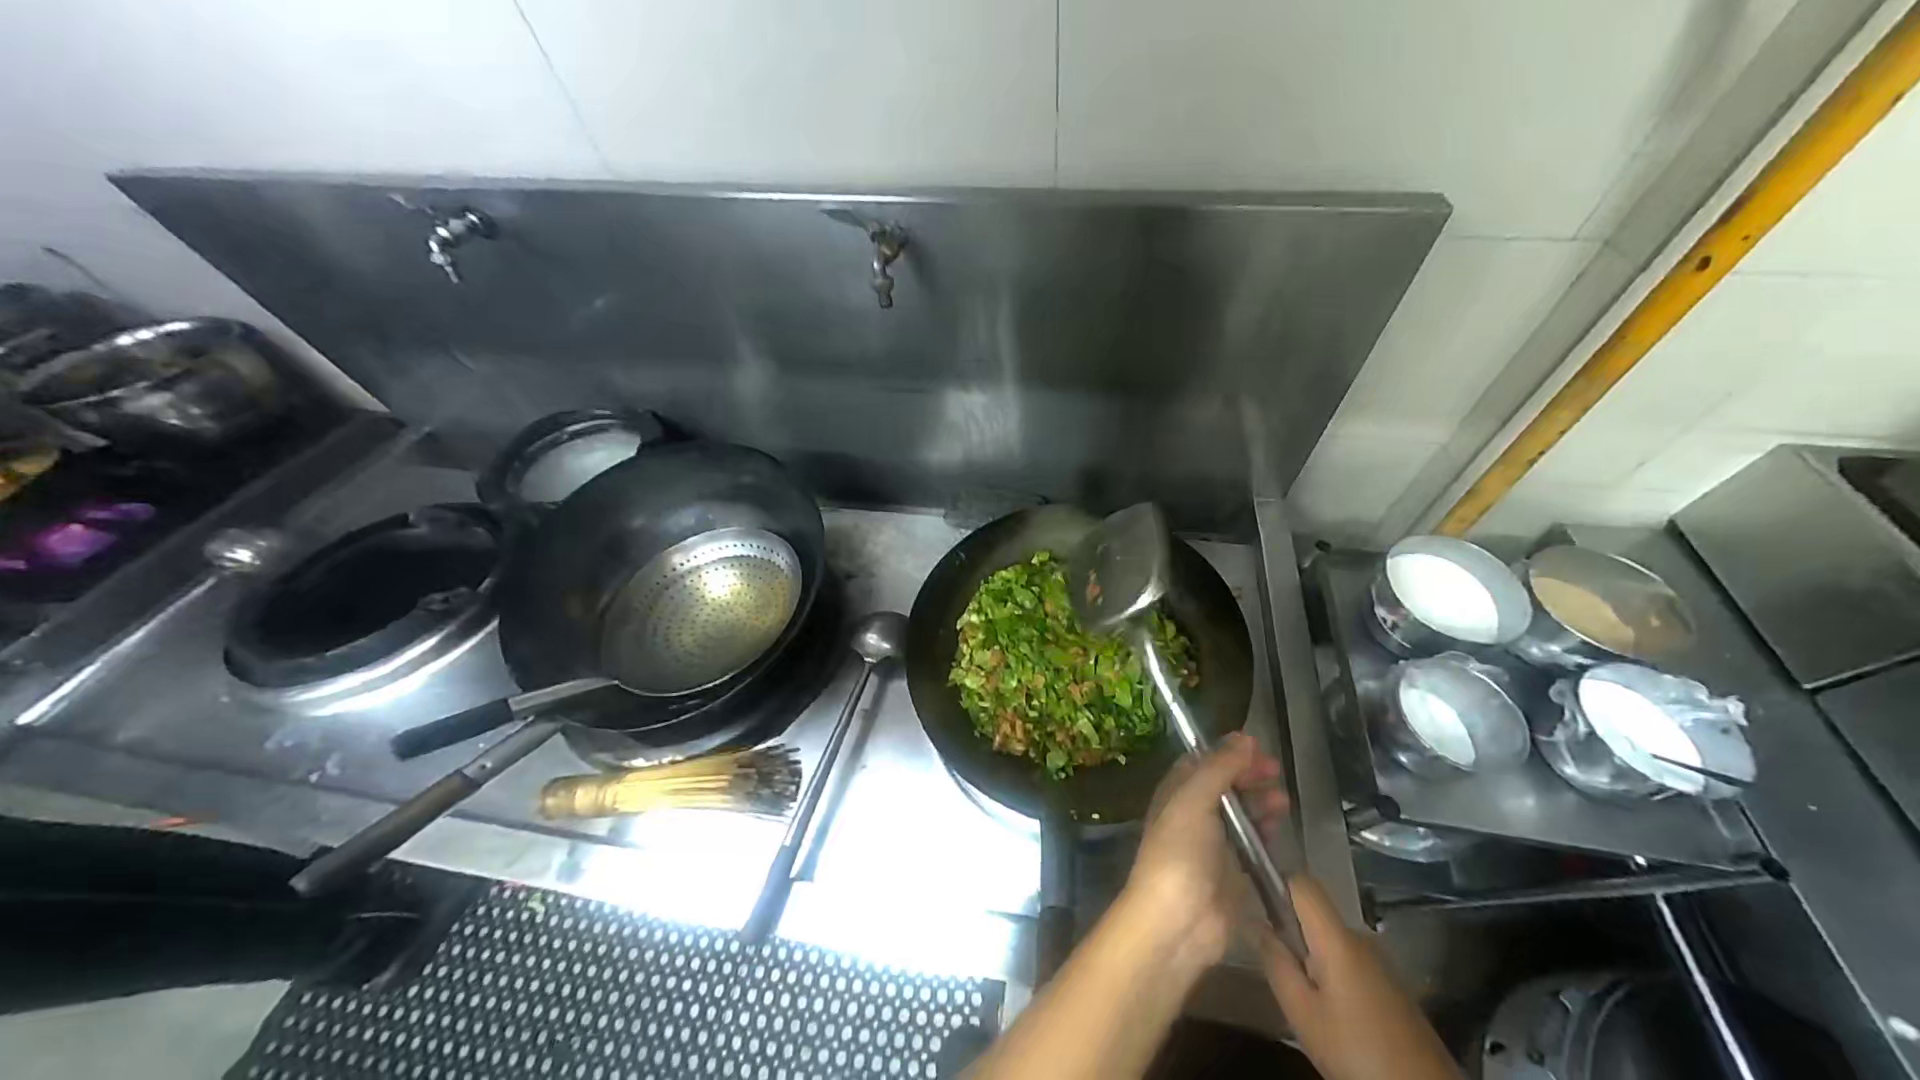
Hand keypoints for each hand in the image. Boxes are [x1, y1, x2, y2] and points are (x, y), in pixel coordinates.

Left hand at [1120, 733, 1286, 972]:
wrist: (1178, 920)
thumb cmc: (1180, 852)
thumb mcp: (1194, 800)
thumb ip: (1219, 768)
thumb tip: (1244, 738)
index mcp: (1176, 794)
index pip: (1201, 763)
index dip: (1227, 752)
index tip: (1256, 746)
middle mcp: (1192, 815)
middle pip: (1224, 787)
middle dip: (1248, 775)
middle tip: (1276, 771)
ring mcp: (1213, 845)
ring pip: (1241, 815)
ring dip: (1260, 802)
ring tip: (1282, 800)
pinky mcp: (1232, 873)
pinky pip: (1252, 845)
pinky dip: (1265, 833)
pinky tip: (1278, 828)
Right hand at [1257, 878, 1462, 1079]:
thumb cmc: (1357, 1052)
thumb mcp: (1303, 1012)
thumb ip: (1276, 962)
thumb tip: (1256, 923)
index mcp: (1338, 939)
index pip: (1302, 883)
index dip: (1276, 885)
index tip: (1257, 909)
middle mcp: (1361, 940)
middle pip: (1315, 916)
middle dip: (1291, 935)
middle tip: (1279, 972)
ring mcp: (1381, 964)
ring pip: (1331, 943)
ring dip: (1312, 960)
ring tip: (1305, 1001)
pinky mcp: (1392, 987)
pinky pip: (1350, 964)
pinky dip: (1333, 977)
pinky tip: (1334, 1015)